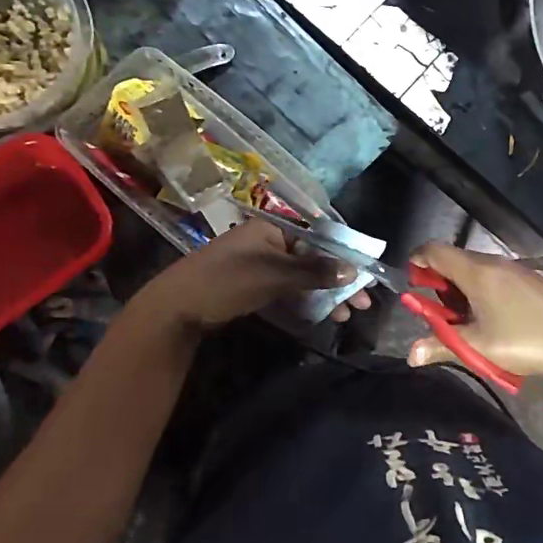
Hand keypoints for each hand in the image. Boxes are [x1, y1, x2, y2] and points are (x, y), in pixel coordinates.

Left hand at [124, 220, 373, 331]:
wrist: (175, 309)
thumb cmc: (226, 281)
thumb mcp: (274, 275)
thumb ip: (314, 271)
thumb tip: (354, 270)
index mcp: (273, 228)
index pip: (320, 237)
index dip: (346, 256)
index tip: (368, 277)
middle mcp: (269, 242)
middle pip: (315, 258)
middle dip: (341, 280)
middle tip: (363, 303)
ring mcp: (261, 264)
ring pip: (304, 277)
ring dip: (327, 294)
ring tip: (347, 314)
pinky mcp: (254, 286)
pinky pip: (289, 289)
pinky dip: (307, 300)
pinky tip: (324, 314)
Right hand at [405, 244, 542, 379]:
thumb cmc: (528, 340)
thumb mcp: (481, 348)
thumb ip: (443, 346)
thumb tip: (410, 354)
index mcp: (477, 272)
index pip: (435, 251)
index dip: (417, 261)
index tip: (410, 284)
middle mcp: (493, 263)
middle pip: (454, 261)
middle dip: (437, 283)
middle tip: (435, 316)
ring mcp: (514, 270)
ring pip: (474, 271)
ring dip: (460, 291)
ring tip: (462, 324)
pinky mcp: (529, 281)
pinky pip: (493, 278)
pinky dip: (480, 293)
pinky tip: (490, 322)